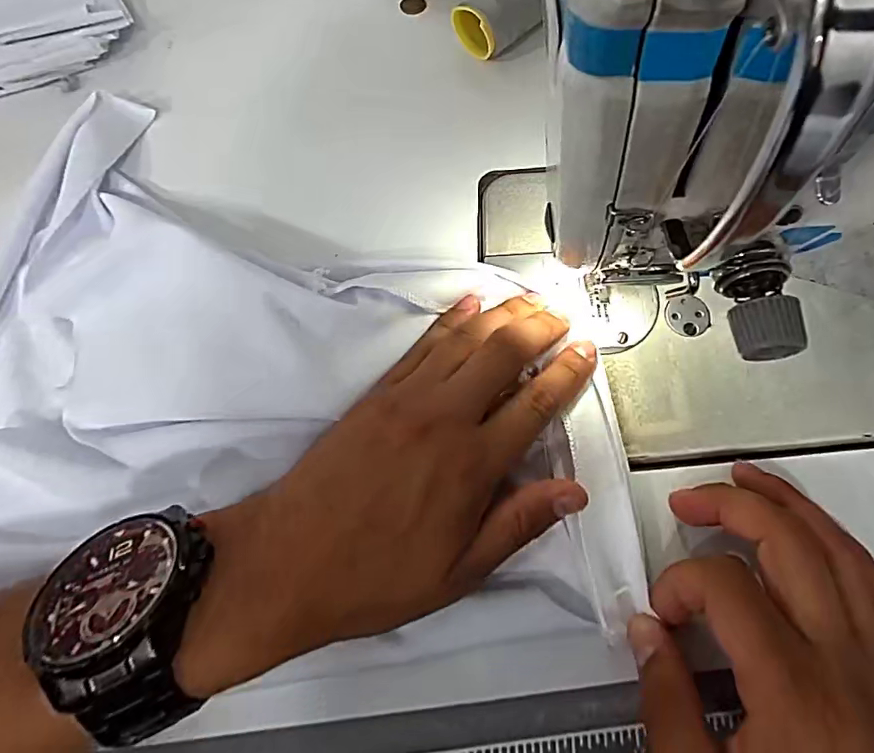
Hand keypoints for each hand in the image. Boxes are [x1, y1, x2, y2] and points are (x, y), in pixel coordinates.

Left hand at [174, 293, 597, 695]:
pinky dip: (453, 318)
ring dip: (505, 312)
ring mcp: (409, 398)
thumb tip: (572, 492)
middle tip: (565, 314)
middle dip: (542, 326)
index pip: (536, 403)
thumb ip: (518, 524)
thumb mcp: (458, 571)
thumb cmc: (375, 576)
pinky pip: (425, 343)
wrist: (286, 562)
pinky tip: (471, 303)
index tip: (587, 351)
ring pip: (468, 338)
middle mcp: (445, 419)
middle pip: (506, 353)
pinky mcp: (380, 391)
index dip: (568, 371)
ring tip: (532, 298)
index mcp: (472, 465)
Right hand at [630, 462, 873, 751]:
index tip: (659, 614)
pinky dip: (840, 546)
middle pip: (791, 544)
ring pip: (842, 552)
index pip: (728, 588)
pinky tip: (814, 532)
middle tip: (689, 499)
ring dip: (793, 504)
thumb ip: (667, 702)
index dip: (680, 584)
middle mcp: (843, 664)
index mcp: (794, 691)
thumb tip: (647, 630)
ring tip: (751, 477)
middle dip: (733, 505)